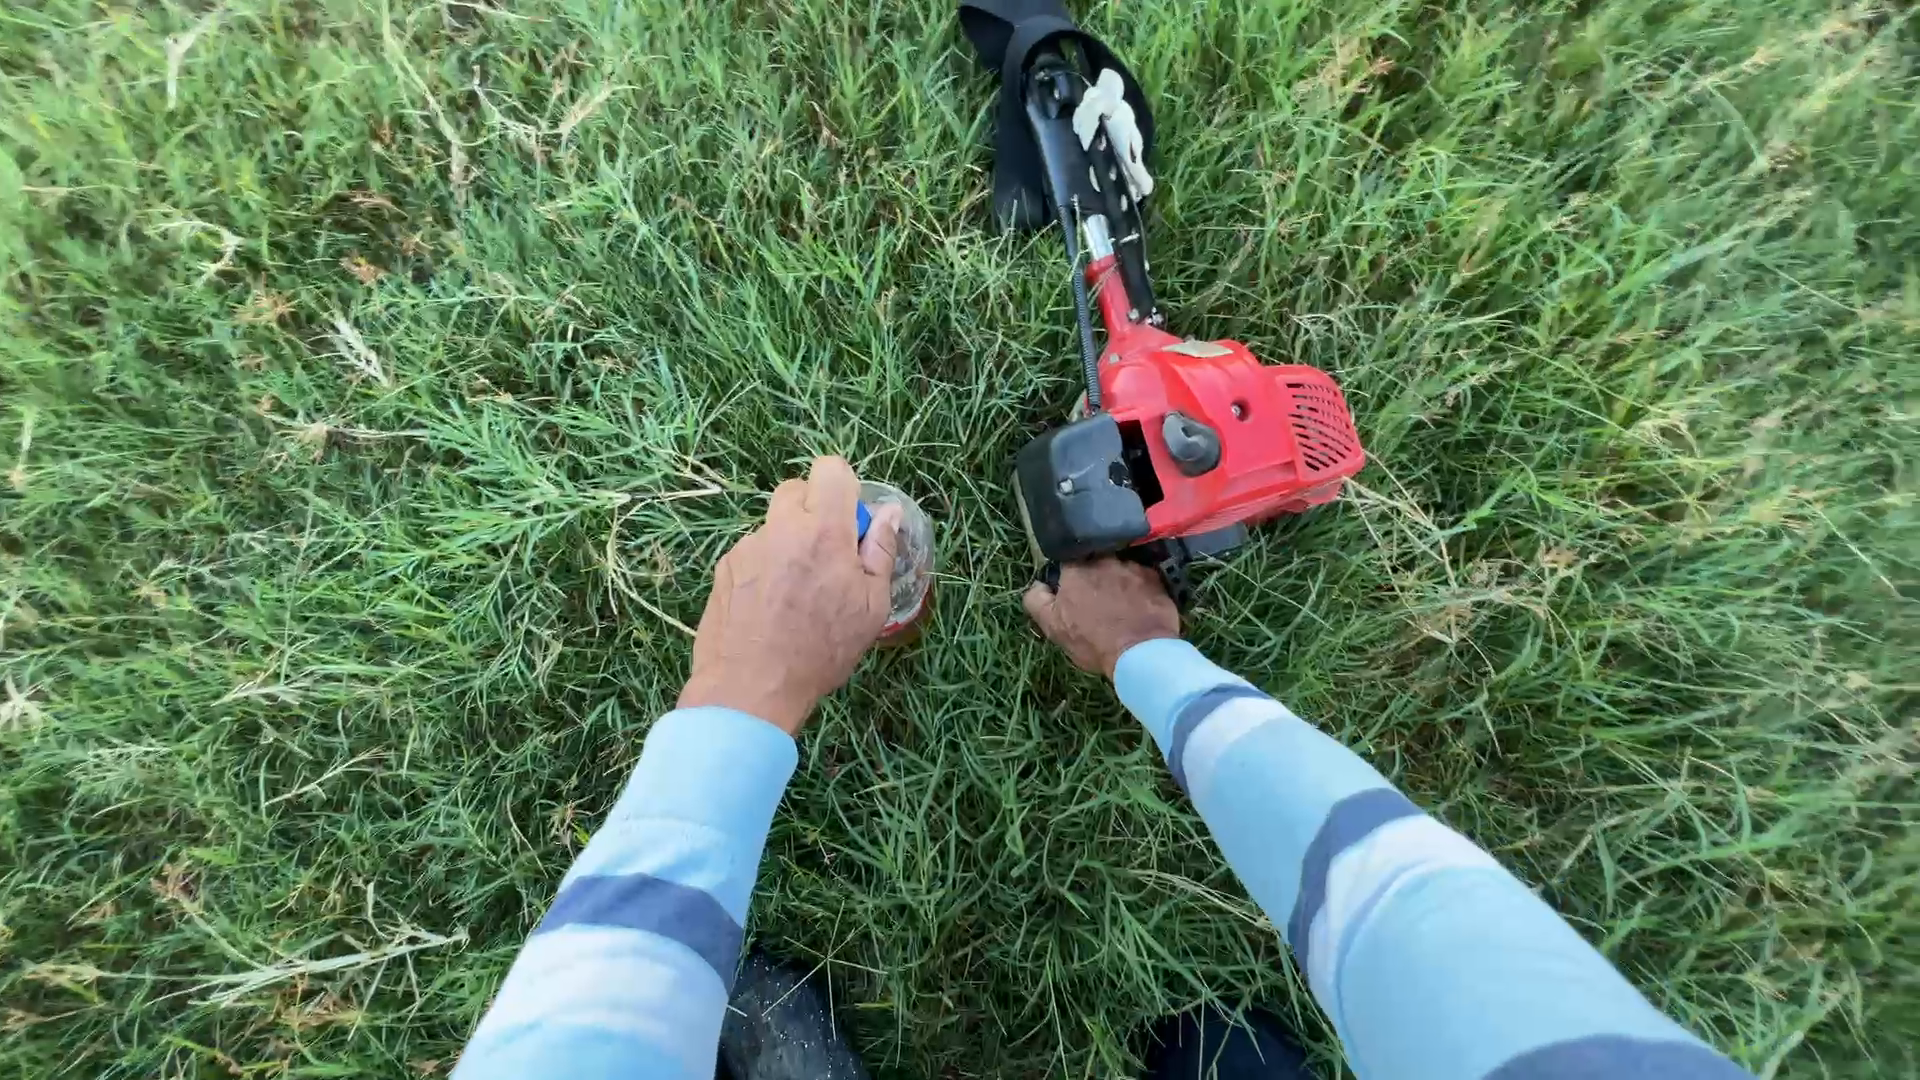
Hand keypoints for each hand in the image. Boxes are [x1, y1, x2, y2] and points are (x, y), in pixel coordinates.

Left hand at [678, 456, 902, 733]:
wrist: (750, 688)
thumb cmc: (822, 650)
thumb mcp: (871, 607)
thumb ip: (881, 552)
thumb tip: (889, 513)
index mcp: (823, 531)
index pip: (830, 469)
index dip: (843, 487)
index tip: (849, 522)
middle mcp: (781, 528)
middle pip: (797, 490)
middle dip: (813, 510)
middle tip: (825, 554)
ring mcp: (747, 547)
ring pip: (774, 525)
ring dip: (789, 542)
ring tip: (796, 592)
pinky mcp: (725, 567)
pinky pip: (753, 551)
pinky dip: (766, 566)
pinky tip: (770, 606)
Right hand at [1022, 558, 1179, 677]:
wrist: (1140, 654)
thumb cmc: (1092, 641)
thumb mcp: (1053, 627)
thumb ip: (1037, 600)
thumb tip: (1038, 584)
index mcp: (1076, 567)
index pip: (1067, 559)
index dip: (1069, 573)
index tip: (1072, 588)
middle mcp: (1105, 559)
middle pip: (1096, 560)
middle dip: (1095, 574)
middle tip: (1098, 597)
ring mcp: (1133, 567)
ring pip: (1121, 568)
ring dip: (1119, 580)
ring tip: (1122, 603)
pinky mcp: (1157, 578)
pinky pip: (1144, 578)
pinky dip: (1141, 589)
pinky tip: (1140, 606)